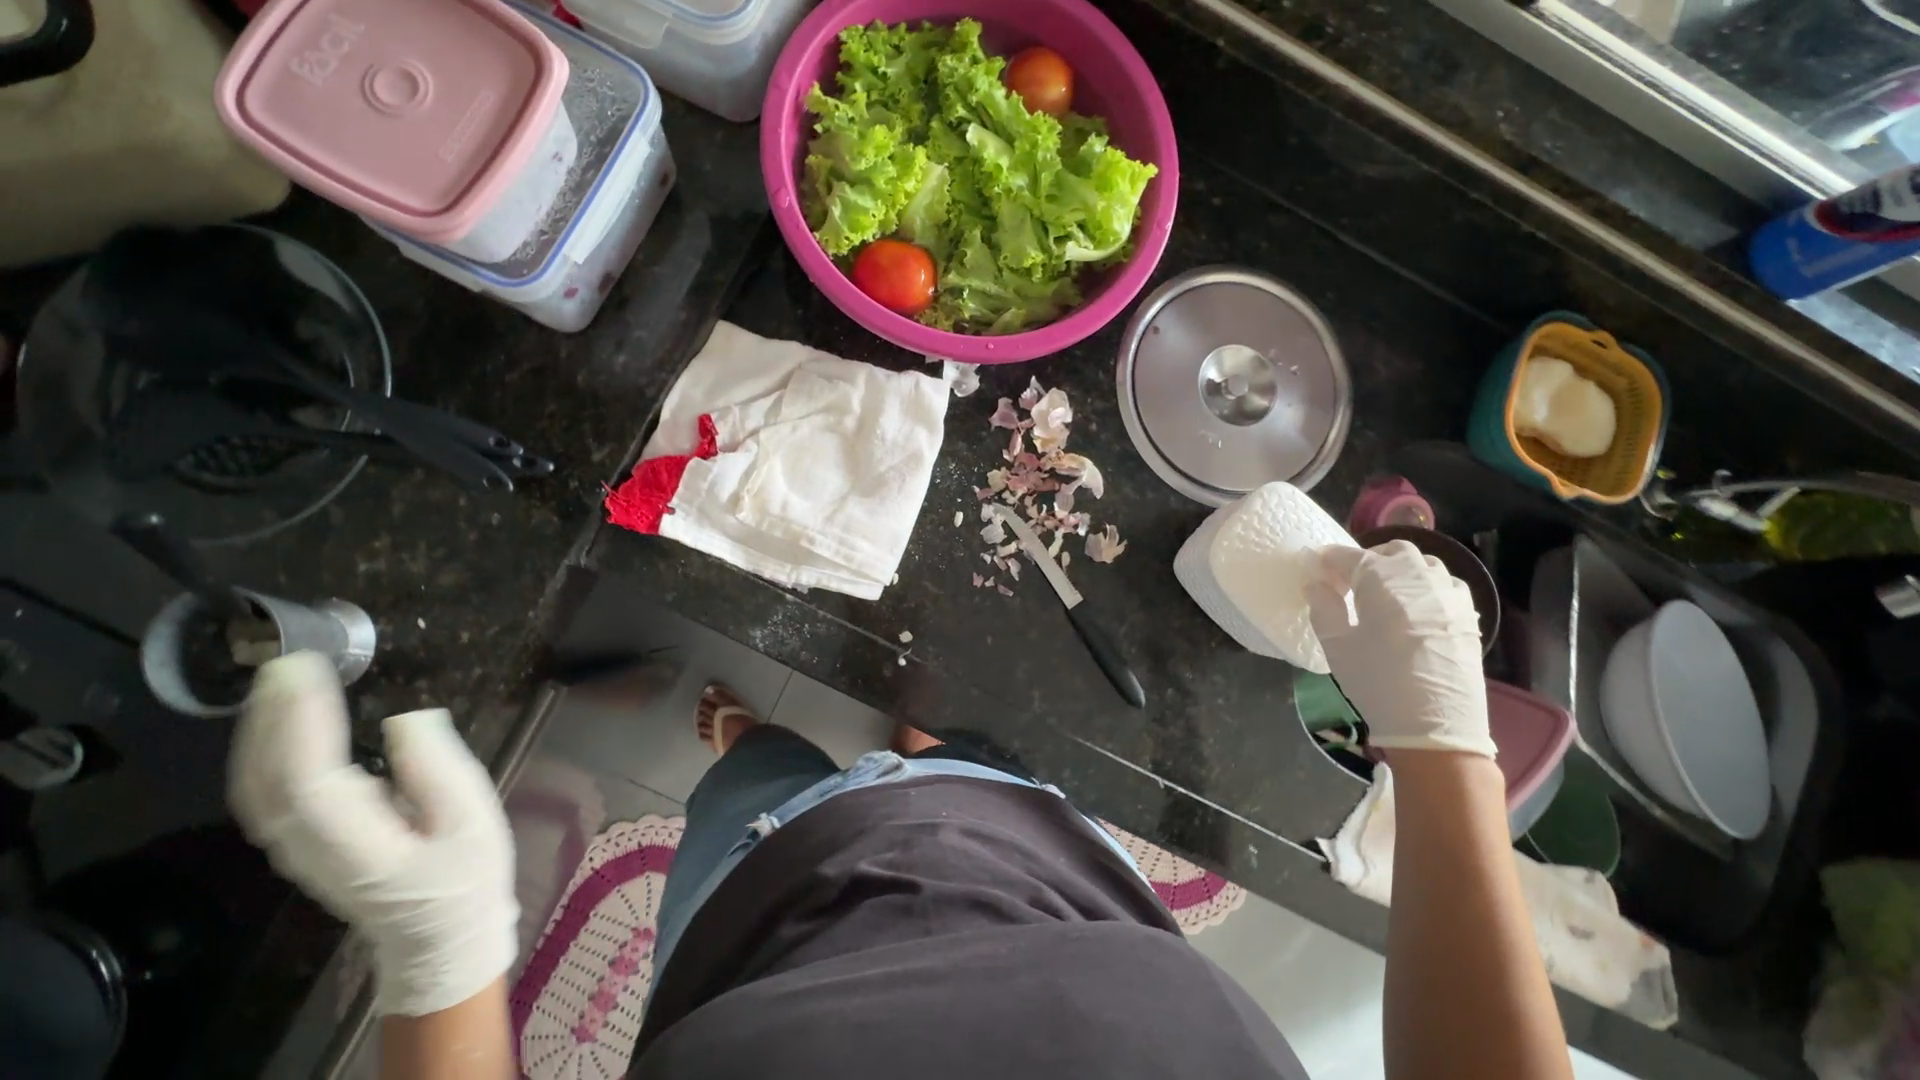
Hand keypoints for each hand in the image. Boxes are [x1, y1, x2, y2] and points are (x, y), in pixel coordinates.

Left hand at [229, 652, 517, 1016]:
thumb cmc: (466, 874)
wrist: (440, 935)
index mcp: (359, 844)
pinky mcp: (298, 842)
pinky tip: (278, 722)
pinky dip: (263, 750)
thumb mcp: (473, 819)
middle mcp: (310, 847)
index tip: (309, 669)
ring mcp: (295, 849)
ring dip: (260, 730)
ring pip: (256, 786)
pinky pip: (264, 791)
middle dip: (270, 717)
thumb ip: (439, 769)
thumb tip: (406, 719)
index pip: (312, 779)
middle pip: (268, 779)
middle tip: (286, 661)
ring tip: (278, 681)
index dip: (303, 722)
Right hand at [1304, 540, 1494, 758]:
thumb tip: (1316, 584)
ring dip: (1399, 570)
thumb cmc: (1378, 683)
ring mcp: (1450, 595)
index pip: (1350, 557)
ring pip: (1424, 564)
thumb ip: (1324, 608)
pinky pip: (1445, 585)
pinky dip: (1426, 586)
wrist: (1436, 727)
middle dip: (1368, 559)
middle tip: (1349, 582)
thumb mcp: (1338, 647)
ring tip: (1384, 595)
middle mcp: (1421, 578)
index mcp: (1384, 582)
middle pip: (1393, 552)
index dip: (1330, 559)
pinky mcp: (1467, 615)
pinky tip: (1415, 610)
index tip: (1316, 568)